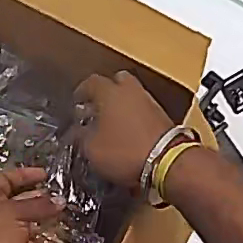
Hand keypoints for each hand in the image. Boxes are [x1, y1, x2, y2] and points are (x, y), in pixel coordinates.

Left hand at [0, 166, 61, 242]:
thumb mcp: (13, 213)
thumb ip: (38, 205)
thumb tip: (60, 200)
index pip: (6, 180)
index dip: (25, 174)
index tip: (46, 173)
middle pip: (22, 200)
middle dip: (41, 196)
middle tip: (63, 193)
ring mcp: (8, 235)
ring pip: (31, 221)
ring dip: (48, 216)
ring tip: (69, 209)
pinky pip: (37, 241)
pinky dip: (50, 237)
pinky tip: (64, 230)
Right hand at [74, 71, 175, 189]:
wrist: (166, 161)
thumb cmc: (123, 151)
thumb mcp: (92, 149)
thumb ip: (81, 136)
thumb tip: (77, 131)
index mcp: (110, 93)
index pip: (91, 82)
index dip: (81, 92)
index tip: (76, 102)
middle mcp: (131, 91)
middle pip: (117, 81)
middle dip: (106, 91)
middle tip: (97, 107)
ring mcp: (150, 102)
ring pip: (132, 95)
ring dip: (121, 105)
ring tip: (111, 123)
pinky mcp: (163, 116)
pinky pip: (143, 110)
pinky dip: (134, 116)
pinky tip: (127, 132)